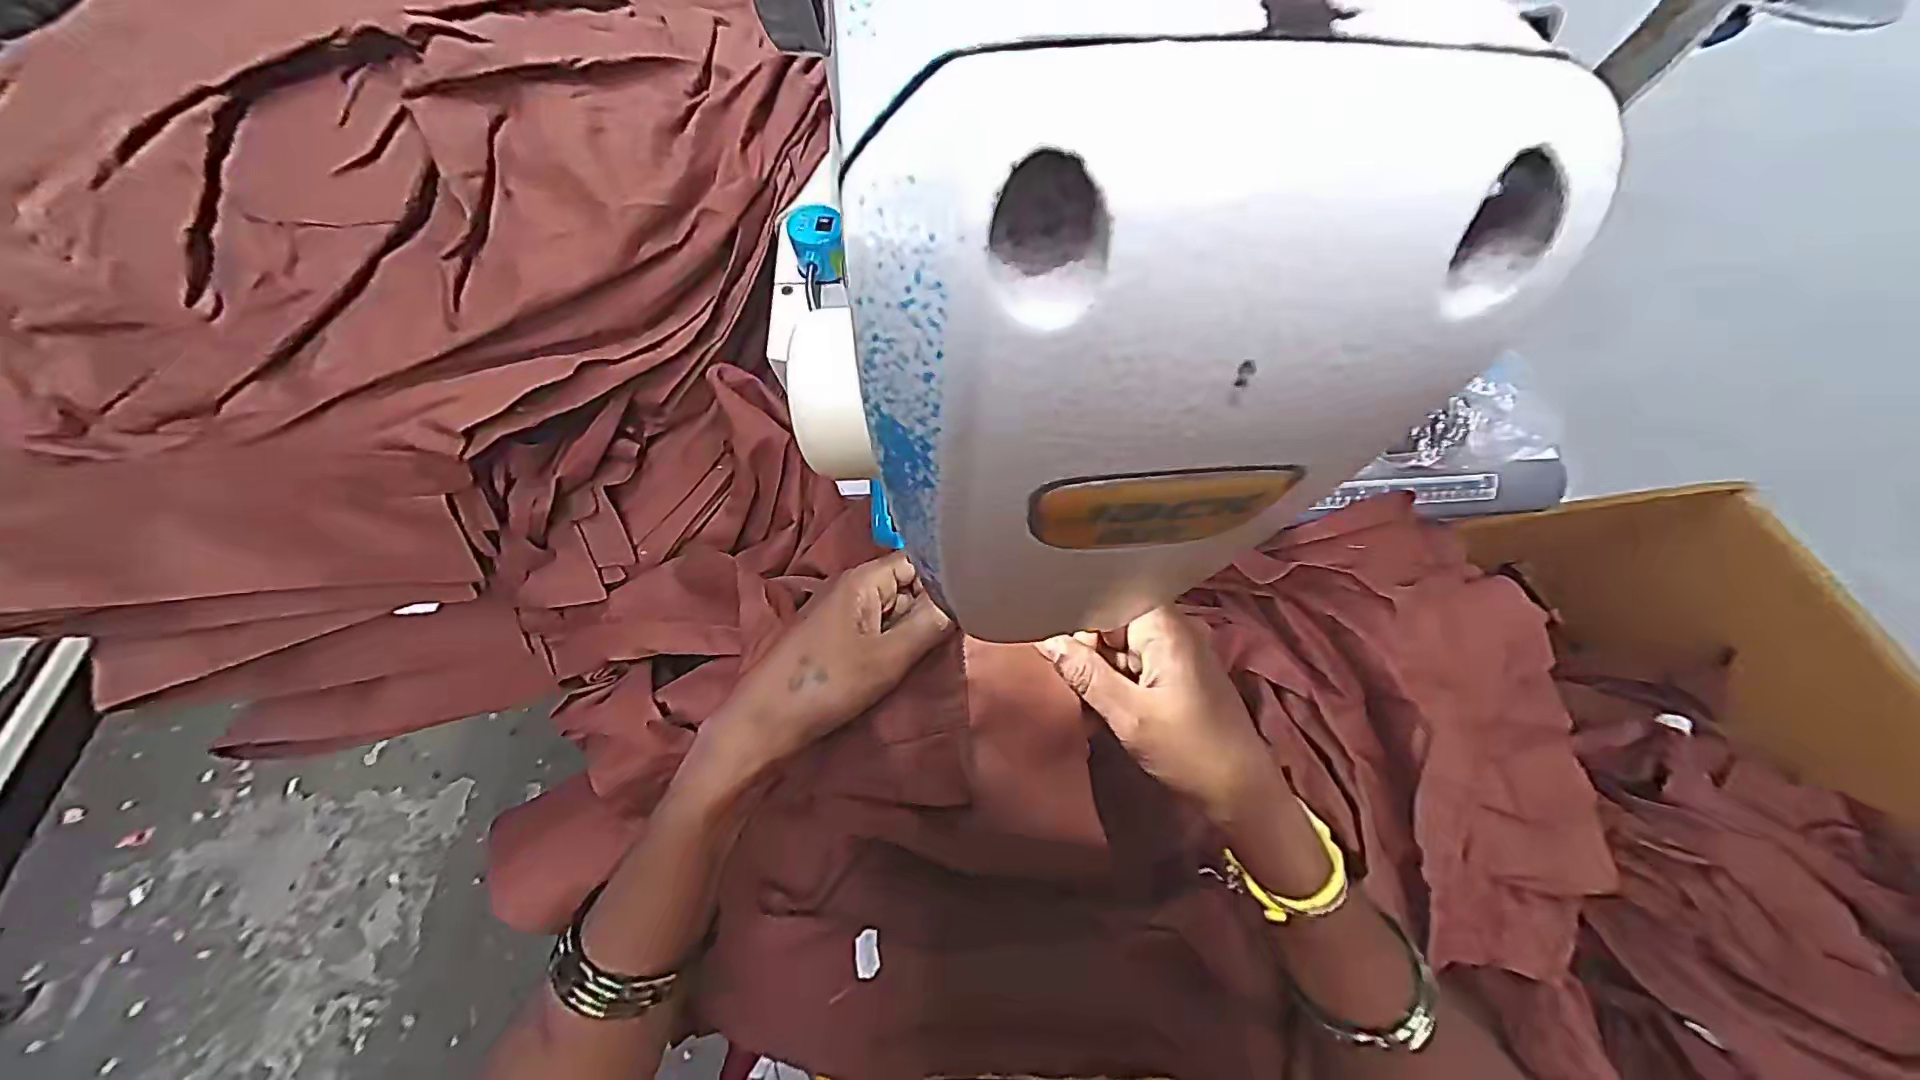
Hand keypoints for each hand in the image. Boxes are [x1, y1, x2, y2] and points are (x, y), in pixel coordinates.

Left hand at [689, 552, 954, 792]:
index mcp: (860, 580)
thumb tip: (962, 598)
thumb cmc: (825, 685)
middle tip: (942, 639)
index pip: (915, 561)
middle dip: (926, 609)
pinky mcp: (834, 636)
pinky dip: (889, 643)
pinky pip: (874, 628)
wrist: (763, 723)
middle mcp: (849, 587)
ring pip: (891, 610)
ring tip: (917, 655)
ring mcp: (840, 612)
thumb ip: (930, 624)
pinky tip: (894, 664)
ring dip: (908, 630)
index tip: (962, 608)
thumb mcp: (888, 657)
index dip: (941, 580)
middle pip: (905, 585)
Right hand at [1035, 606, 1284, 825]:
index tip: (1066, 659)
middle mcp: (1174, 630)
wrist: (1242, 795)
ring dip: (1101, 676)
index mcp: (1166, 627)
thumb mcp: (1128, 715)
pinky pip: (1134, 667)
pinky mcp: (1177, 676)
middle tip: (1079, 691)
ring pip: (1120, 649)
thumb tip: (1049, 643)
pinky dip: (1117, 687)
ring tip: (1094, 709)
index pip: (1108, 603)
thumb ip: (1085, 674)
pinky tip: (1109, 713)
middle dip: (1088, 655)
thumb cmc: (1191, 752)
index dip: (1081, 628)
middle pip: (1112, 626)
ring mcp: (1177, 654)